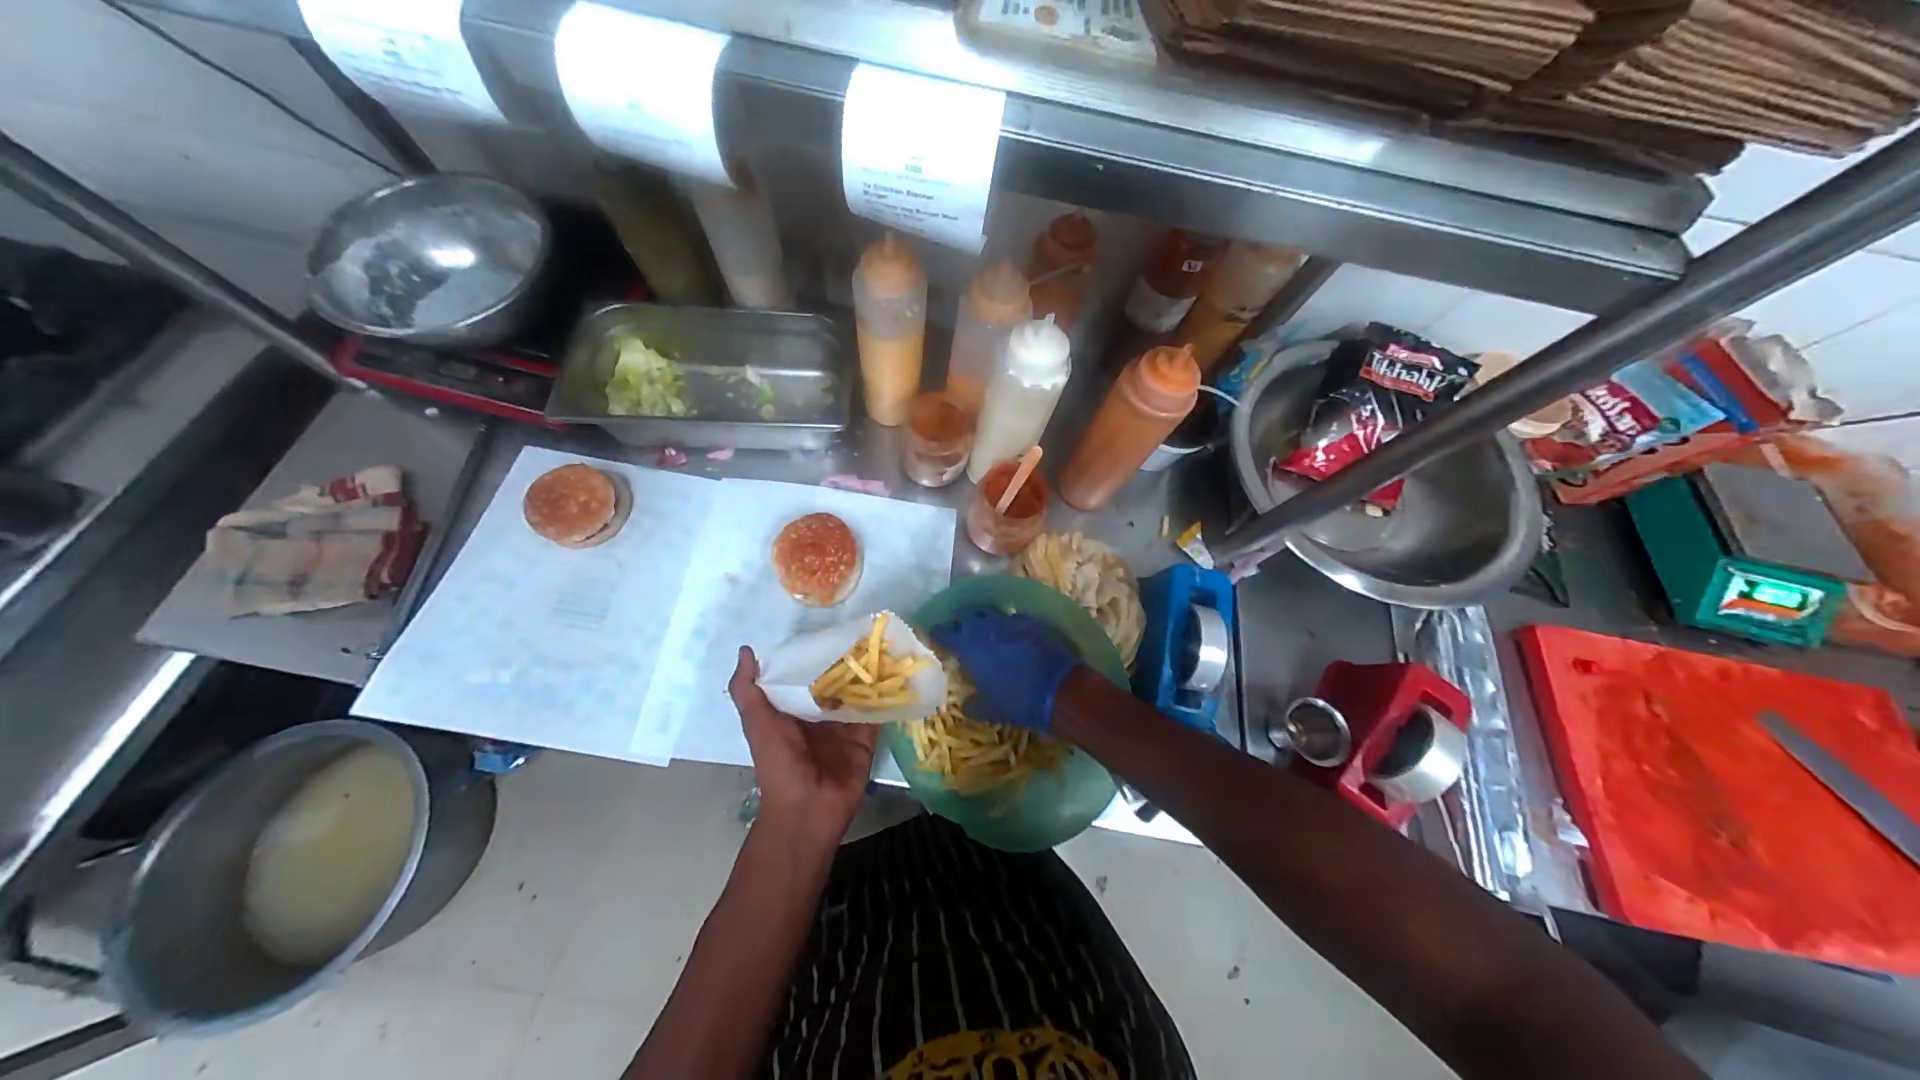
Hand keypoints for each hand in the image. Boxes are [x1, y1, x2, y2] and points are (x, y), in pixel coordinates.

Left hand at [728, 646, 877, 842]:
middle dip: (848, 661)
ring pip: (859, 694)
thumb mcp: (757, 723)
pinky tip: (900, 676)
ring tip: (888, 646)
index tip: (832, 628)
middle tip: (867, 633)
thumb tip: (745, 650)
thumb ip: (748, 690)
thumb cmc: (778, 763)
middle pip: (836, 682)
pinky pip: (877, 714)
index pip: (805, 674)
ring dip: (870, 675)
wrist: (806, 809)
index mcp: (791, 709)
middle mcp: (819, 715)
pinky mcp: (865, 739)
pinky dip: (887, 698)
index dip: (815, 654)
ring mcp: (844, 727)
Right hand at [930, 612, 1082, 731]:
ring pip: (991, 614)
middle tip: (961, 635)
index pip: (943, 633)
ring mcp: (1011, 621)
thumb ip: (972, 704)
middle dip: (962, 625)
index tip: (935, 637)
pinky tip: (1014, 637)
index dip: (937, 634)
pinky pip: (1015, 619)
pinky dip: (1010, 627)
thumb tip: (966, 703)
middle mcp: (986, 627)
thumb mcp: (988, 710)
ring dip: (986, 622)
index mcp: (968, 646)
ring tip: (986, 633)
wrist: (1060, 690)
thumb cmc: (1017, 702)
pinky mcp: (1034, 622)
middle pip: (967, 617)